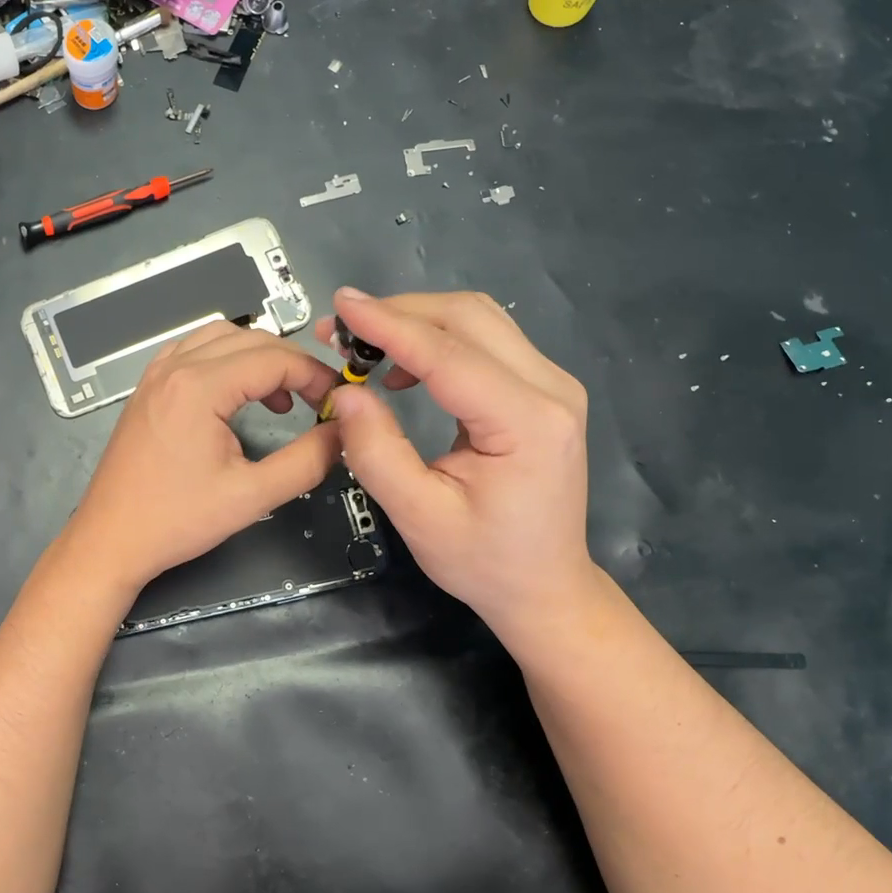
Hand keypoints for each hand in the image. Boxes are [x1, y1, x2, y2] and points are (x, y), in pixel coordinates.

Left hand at [62, 322, 341, 591]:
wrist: (110, 540)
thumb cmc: (176, 521)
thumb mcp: (251, 496)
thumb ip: (306, 461)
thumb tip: (344, 432)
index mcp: (199, 387)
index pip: (274, 358)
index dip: (314, 376)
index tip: (336, 404)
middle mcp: (174, 369)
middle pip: (249, 339)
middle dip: (289, 364)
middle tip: (314, 403)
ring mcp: (154, 377)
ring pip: (218, 338)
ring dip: (255, 358)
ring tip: (278, 400)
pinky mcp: (145, 391)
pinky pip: (190, 353)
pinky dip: (221, 361)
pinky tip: (232, 396)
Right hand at [321, 289, 597, 631]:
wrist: (543, 586)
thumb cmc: (482, 561)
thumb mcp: (418, 516)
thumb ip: (377, 452)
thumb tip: (345, 393)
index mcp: (525, 422)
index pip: (448, 354)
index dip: (389, 325)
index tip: (339, 306)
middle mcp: (550, 389)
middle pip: (469, 318)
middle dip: (400, 312)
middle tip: (340, 329)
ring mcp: (552, 385)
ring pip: (479, 322)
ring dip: (417, 321)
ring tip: (361, 345)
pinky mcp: (541, 391)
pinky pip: (485, 344)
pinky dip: (436, 341)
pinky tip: (400, 369)